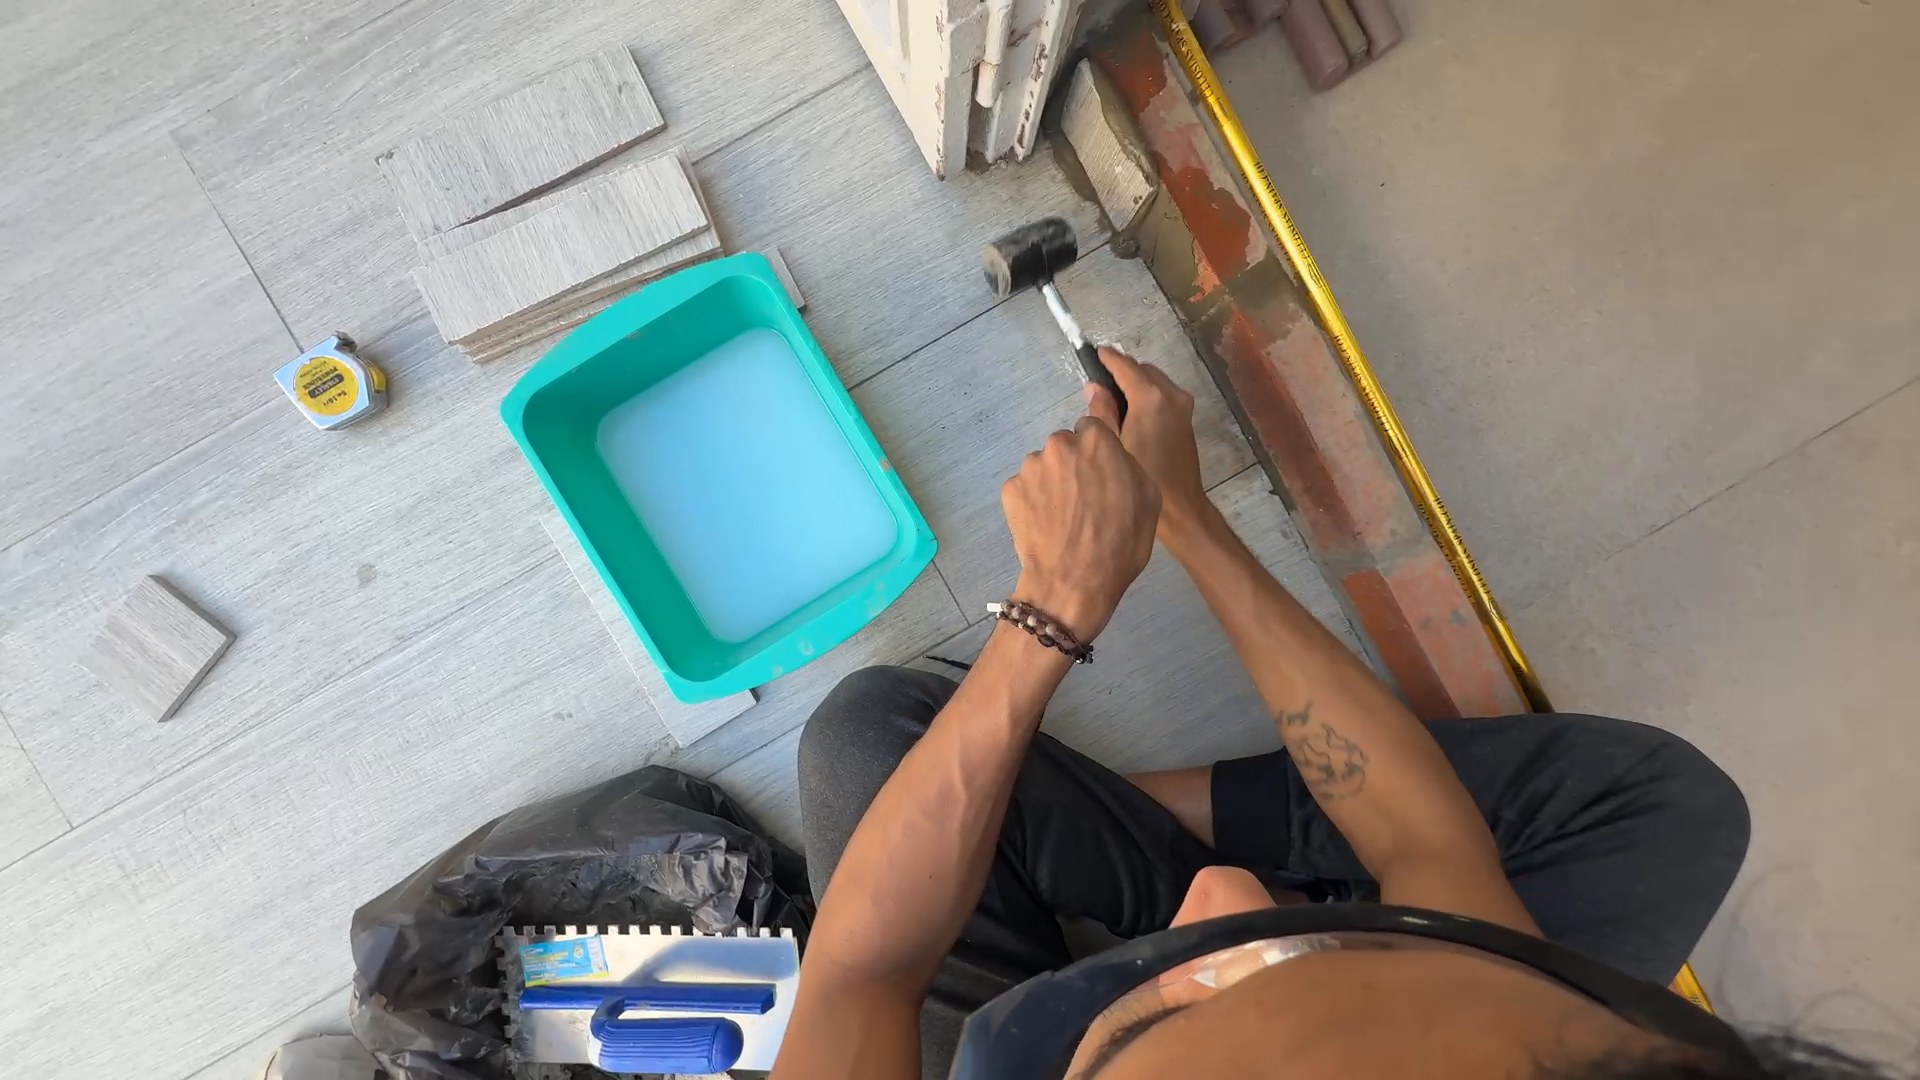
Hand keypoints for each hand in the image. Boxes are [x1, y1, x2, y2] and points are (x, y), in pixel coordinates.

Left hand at [1000, 404, 1159, 641]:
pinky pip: (1025, 488)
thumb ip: (1127, 462)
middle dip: (1072, 465)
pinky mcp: (1010, 490)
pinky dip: (1032, 501)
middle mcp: (1059, 445)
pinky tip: (1045, 525)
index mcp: (1096, 441)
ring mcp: (1030, 467)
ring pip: (1043, 466)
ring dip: (1051, 482)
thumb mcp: (1149, 497)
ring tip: (1063, 517)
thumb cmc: (1120, 542)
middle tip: (1083, 499)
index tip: (1101, 473)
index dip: (1097, 451)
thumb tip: (1111, 455)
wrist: (1073, 582)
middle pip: (1065, 445)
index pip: (1092, 426)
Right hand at [1088, 347, 1208, 542]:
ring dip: (1136, 383)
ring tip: (1112, 400)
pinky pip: (1164, 396)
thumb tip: (1094, 388)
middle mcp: (1172, 395)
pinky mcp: (1186, 420)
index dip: (1108, 359)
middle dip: (1122, 372)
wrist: (1180, 506)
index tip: (1094, 352)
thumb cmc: (1142, 476)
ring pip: (1156, 382)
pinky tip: (1130, 414)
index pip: (1126, 367)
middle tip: (1099, 383)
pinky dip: (1147, 396)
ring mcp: (1183, 407)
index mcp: (1151, 398)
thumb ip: (1102, 411)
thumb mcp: (1114, 443)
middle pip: (1143, 371)